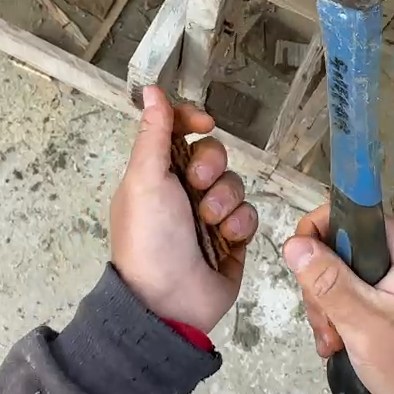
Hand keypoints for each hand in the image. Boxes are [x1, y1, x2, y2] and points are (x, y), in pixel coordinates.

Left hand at [110, 86, 258, 331]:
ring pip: (234, 183)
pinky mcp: (232, 238)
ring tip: (210, 224)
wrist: (168, 303)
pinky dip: (239, 224)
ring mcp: (209, 214)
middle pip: (213, 153)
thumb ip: (154, 133)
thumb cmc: (150, 238)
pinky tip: (227, 240)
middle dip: (211, 167)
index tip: (203, 123)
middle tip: (197, 187)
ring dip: (225, 200)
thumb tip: (151, 89)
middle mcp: (182, 189)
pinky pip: (249, 214)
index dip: (192, 120)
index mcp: (156, 172)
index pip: (178, 129)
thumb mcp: (144, 180)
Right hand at [282, 205, 393, 393]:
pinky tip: (337, 344)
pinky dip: (334, 317)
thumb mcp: (364, 323)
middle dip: (320, 285)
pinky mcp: (384, 299)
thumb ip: (328, 281)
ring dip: (325, 307)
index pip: (344, 213)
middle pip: (334, 245)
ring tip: (334, 341)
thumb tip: (293, 242)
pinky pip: (344, 293)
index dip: (317, 236)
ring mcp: (390, 277)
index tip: (308, 274)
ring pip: (334, 272)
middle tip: (328, 322)